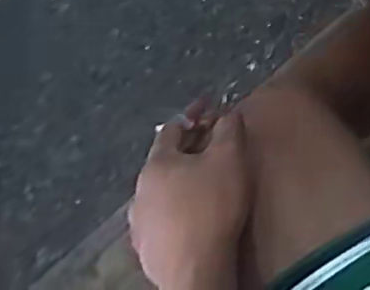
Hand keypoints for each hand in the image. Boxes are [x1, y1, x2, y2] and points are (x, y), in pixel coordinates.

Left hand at [130, 98, 249, 289]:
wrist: (195, 267)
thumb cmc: (214, 202)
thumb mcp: (231, 153)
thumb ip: (228, 127)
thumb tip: (225, 115)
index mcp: (155, 167)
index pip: (171, 128)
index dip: (194, 112)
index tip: (212, 102)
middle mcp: (139, 193)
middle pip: (168, 157)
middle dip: (194, 141)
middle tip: (221, 134)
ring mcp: (139, 222)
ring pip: (166, 184)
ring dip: (188, 170)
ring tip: (214, 167)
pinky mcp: (149, 244)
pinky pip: (167, 207)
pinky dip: (184, 194)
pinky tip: (203, 200)